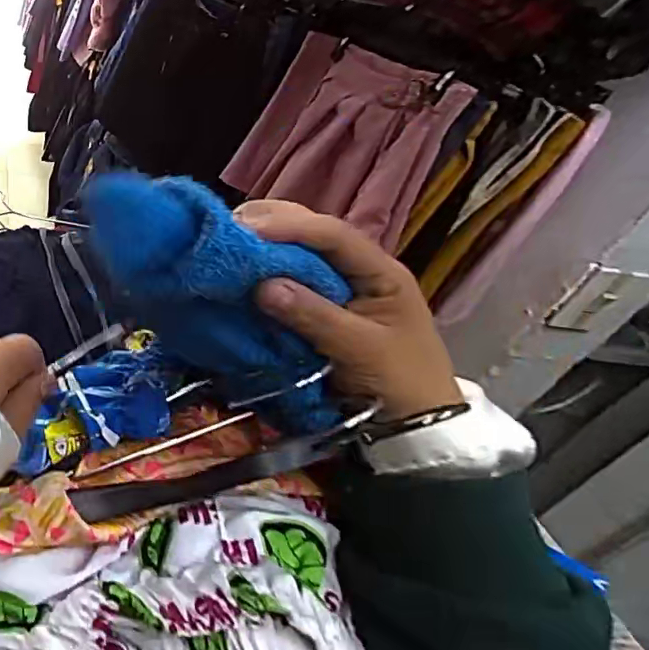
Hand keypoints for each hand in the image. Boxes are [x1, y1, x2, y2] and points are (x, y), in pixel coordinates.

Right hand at [236, 200, 466, 420]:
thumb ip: (314, 315)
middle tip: (231, 227)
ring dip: (268, 241)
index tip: (250, 229)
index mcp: (380, 270)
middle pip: (315, 229)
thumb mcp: (360, 350)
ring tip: (232, 241)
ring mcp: (343, 282)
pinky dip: (269, 266)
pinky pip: (294, 272)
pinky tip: (247, 266)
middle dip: (273, 223)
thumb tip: (262, 286)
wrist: (417, 427)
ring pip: (302, 246)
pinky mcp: (327, 301)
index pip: (333, 233)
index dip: (290, 227)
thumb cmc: (399, 384)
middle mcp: (360, 266)